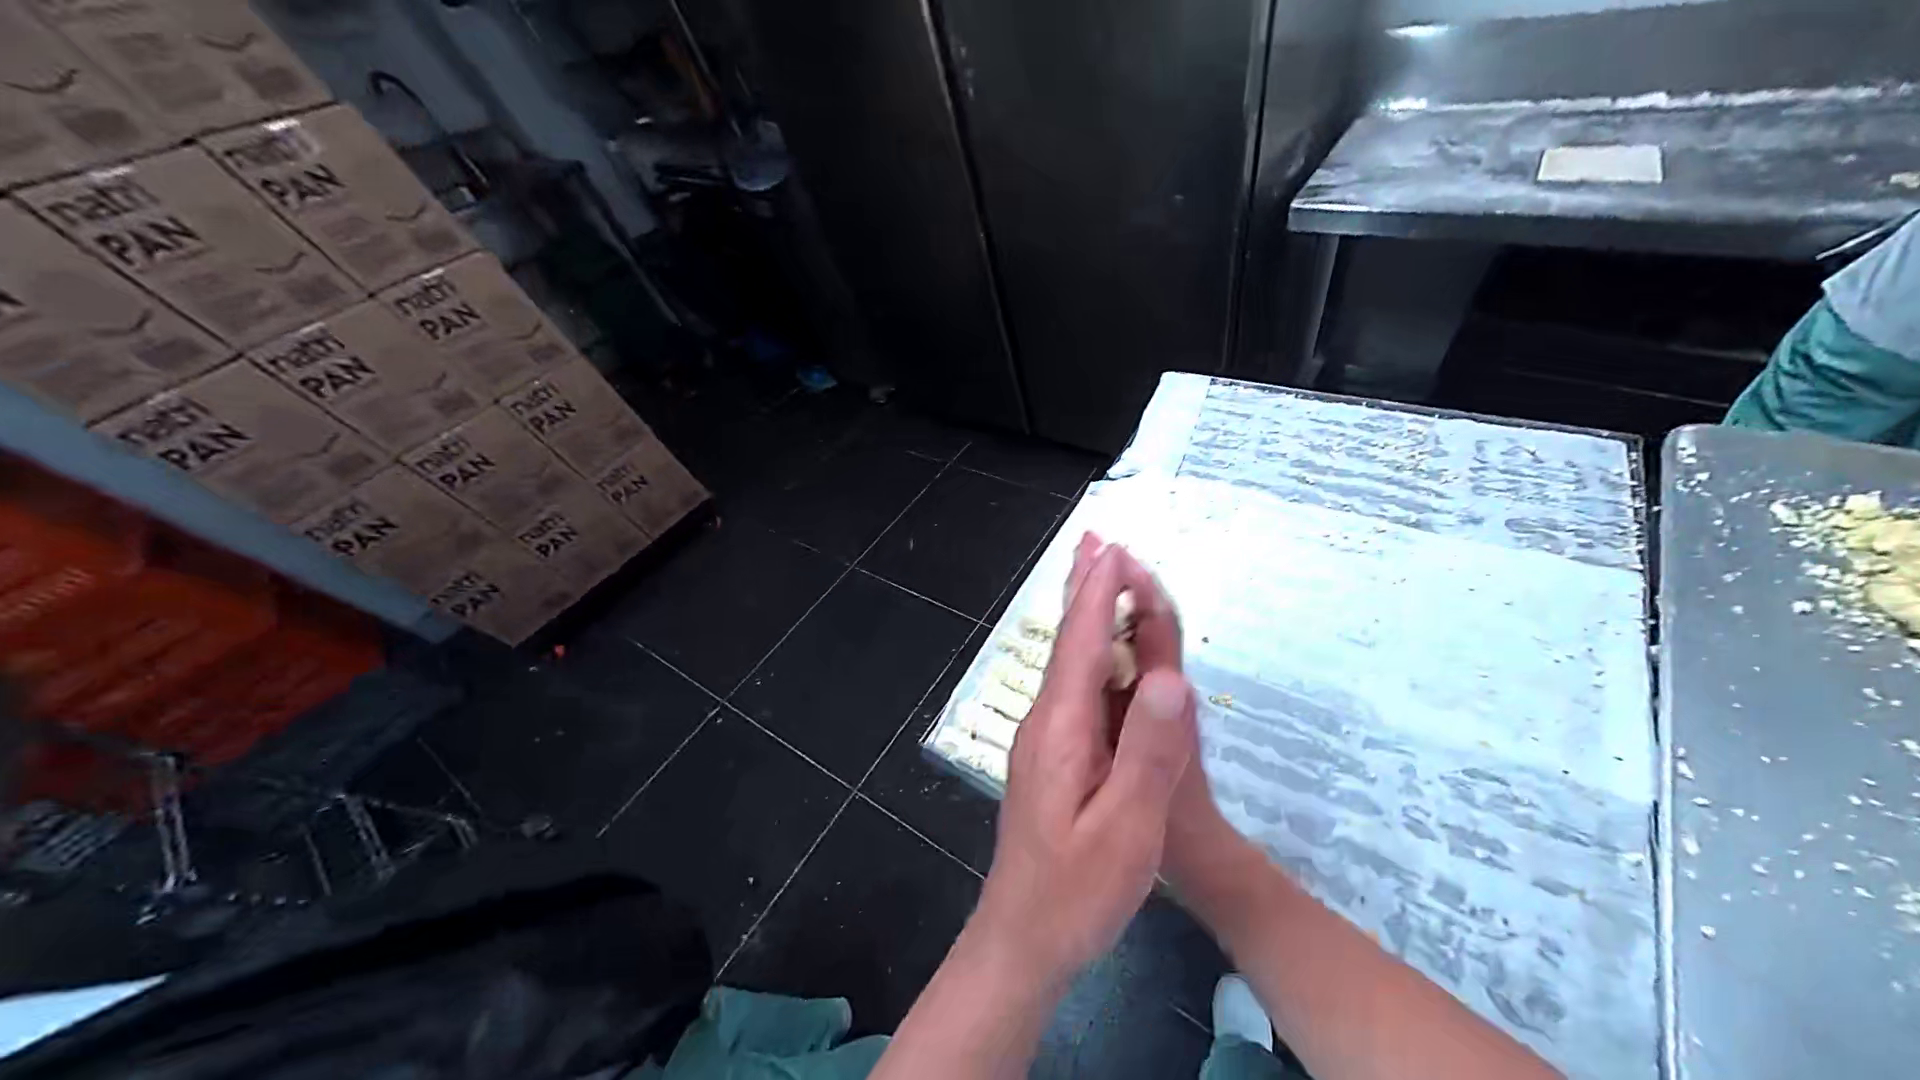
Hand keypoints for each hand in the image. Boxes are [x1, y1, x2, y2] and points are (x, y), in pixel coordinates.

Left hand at [966, 534, 1196, 989]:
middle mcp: (1046, 722)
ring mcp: (1045, 739)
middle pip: (1068, 643)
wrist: (1022, 938)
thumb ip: (1147, 753)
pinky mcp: (1052, 757)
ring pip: (1069, 664)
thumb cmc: (1076, 891)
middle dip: (1083, 589)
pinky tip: (1098, 654)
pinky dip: (1089, 653)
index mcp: (1061, 728)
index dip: (1099, 593)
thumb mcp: (1126, 830)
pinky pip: (1074, 689)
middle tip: (1095, 538)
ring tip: (1098, 576)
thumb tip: (1169, 676)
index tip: (1114, 547)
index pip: (1081, 644)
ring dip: (1086, 616)